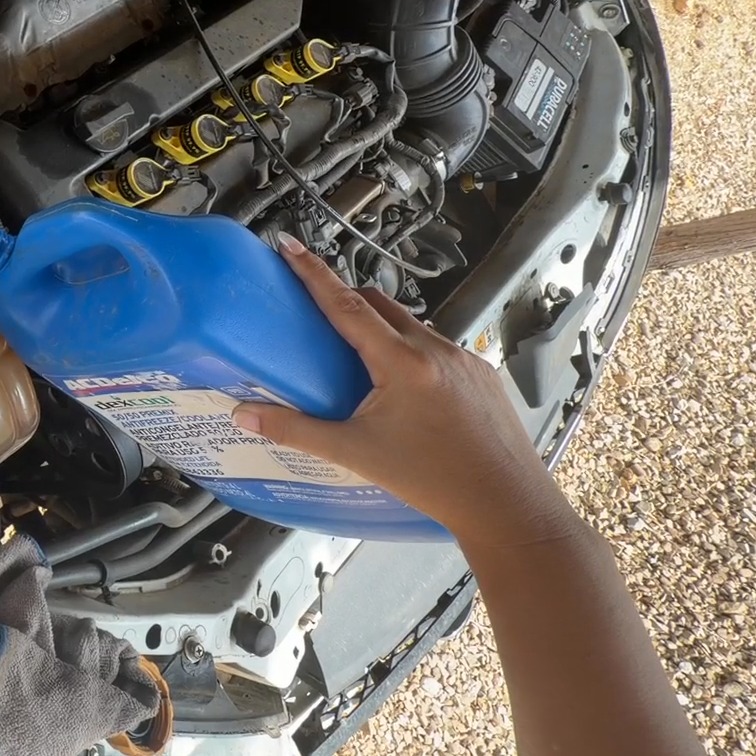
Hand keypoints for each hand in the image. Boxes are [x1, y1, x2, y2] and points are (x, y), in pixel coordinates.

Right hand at [231, 232, 582, 548]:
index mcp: (402, 363)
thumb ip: (294, 429)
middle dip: (342, 294)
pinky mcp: (481, 374)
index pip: (346, 305)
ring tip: (351, 346)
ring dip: (375, 322)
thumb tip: (242, 414)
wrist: (513, 510)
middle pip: (378, 303)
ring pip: (407, 322)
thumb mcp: (353, 452)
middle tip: (310, 300)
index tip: (289, 245)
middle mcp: (436, 350)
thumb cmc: (431, 480)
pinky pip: (432, 343)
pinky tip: (395, 376)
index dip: (313, 273)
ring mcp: (464, 360)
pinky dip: (403, 343)